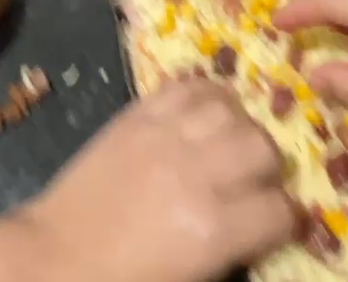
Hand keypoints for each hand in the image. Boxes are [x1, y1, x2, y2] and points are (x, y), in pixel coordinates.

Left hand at [17, 79, 295, 281]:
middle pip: (262, 146)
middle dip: (269, 166)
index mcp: (211, 229)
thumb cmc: (126, 280)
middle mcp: (195, 172)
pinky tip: (206, 112)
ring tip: (231, 143)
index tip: (282, 220)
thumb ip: (234, 244)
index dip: (288, 217)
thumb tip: (268, 221)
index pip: (279, 210)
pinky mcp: (137, 113)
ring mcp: (163, 134)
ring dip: (240, 125)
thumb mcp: (193, 276)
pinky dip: (205, 93)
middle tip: (256, 179)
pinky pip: (186, 85)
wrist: (59, 255)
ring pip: (229, 107)